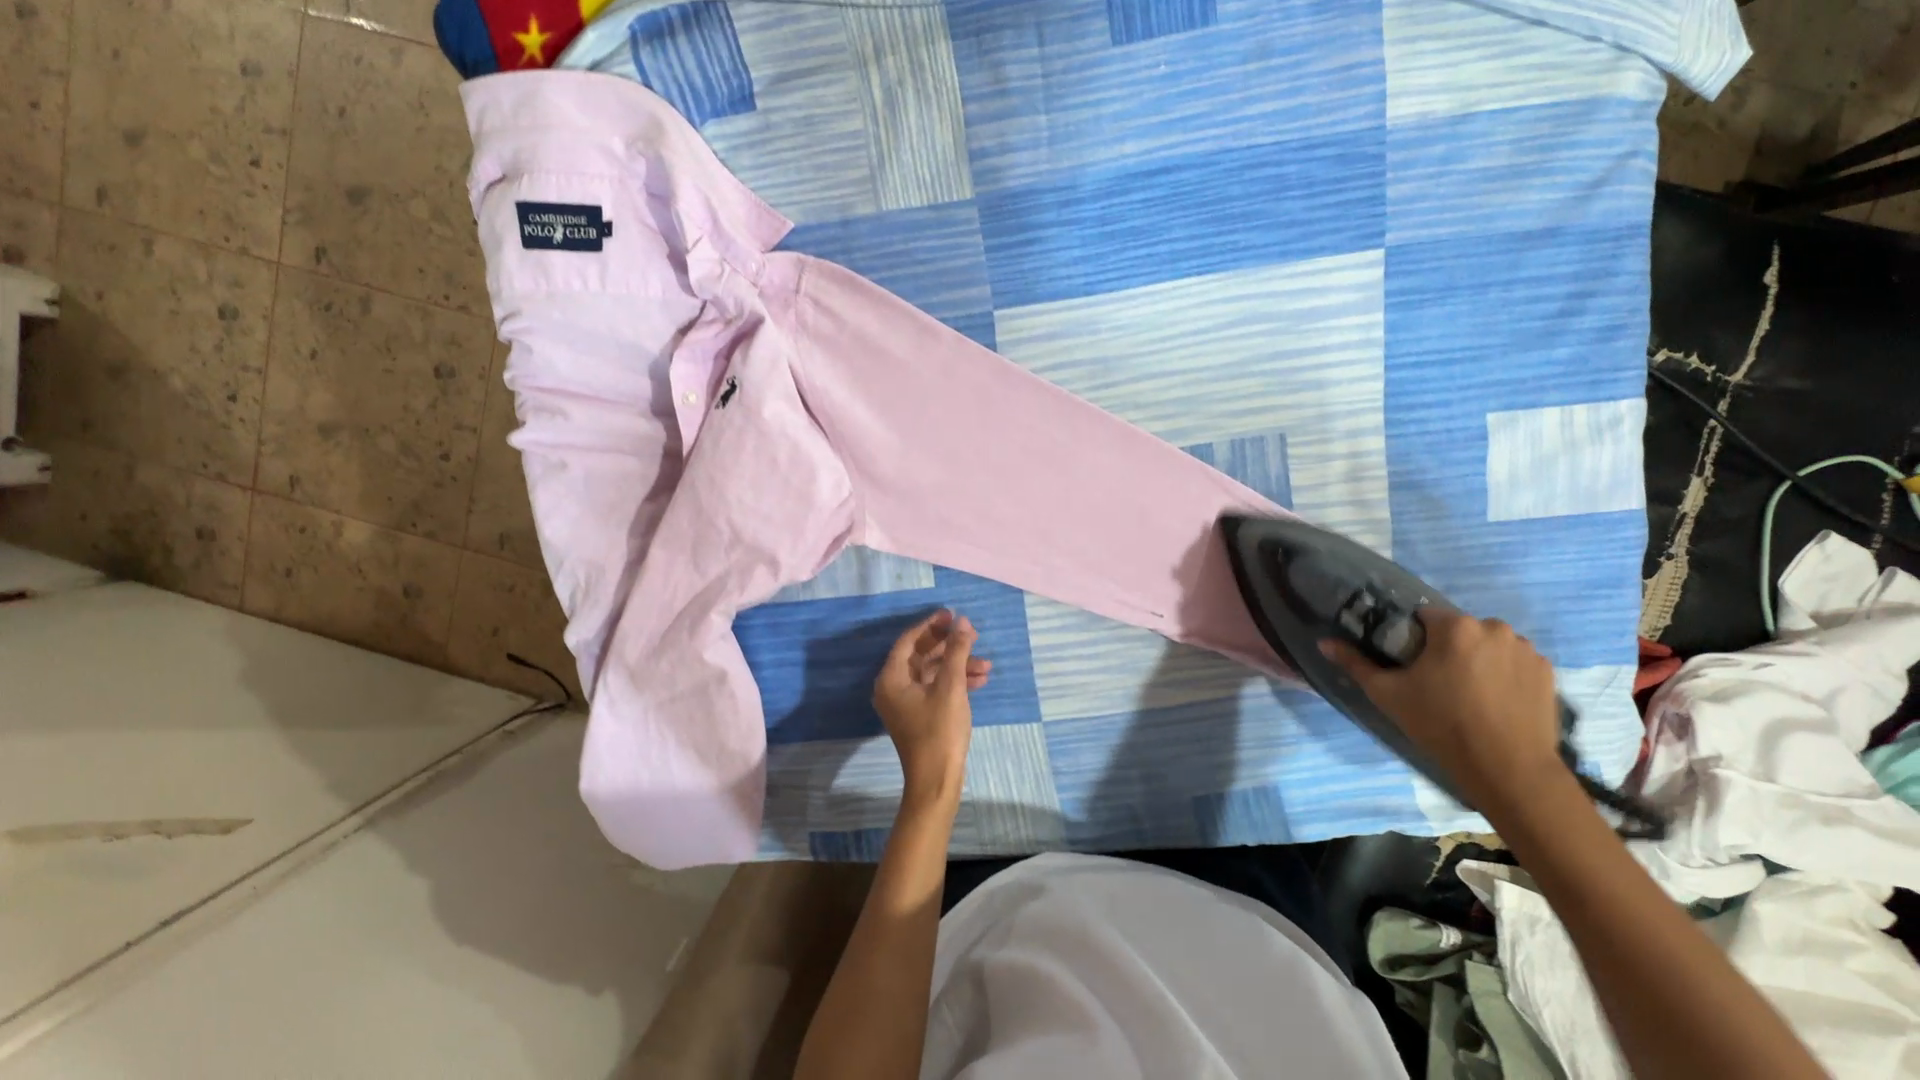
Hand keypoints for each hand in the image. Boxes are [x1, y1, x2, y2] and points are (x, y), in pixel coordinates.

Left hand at [873, 610, 989, 799]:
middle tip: (972, 634)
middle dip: (949, 645)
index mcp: (891, 679)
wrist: (936, 780)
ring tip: (986, 664)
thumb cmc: (940, 730)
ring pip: (932, 672)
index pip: (908, 640)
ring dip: (958, 665)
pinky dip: (955, 681)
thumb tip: (962, 622)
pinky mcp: (919, 714)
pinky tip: (980, 680)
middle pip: (920, 655)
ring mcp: (905, 702)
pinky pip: (935, 687)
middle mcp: (893, 688)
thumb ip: (956, 651)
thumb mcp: (951, 687)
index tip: (953, 614)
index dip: (931, 625)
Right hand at [1320, 611, 1567, 813]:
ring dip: (1478, 661)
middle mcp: (1494, 627)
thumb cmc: (1441, 725)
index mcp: (1455, 627)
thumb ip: (1356, 664)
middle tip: (1439, 686)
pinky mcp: (1547, 671)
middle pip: (1459, 631)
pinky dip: (1505, 675)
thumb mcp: (1388, 695)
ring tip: (1471, 697)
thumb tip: (1325, 642)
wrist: (1507, 768)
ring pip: (1489, 646)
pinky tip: (1496, 703)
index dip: (1413, 641)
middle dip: (1448, 650)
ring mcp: (1525, 649)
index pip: (1424, 617)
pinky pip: (1515, 663)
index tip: (1412, 668)